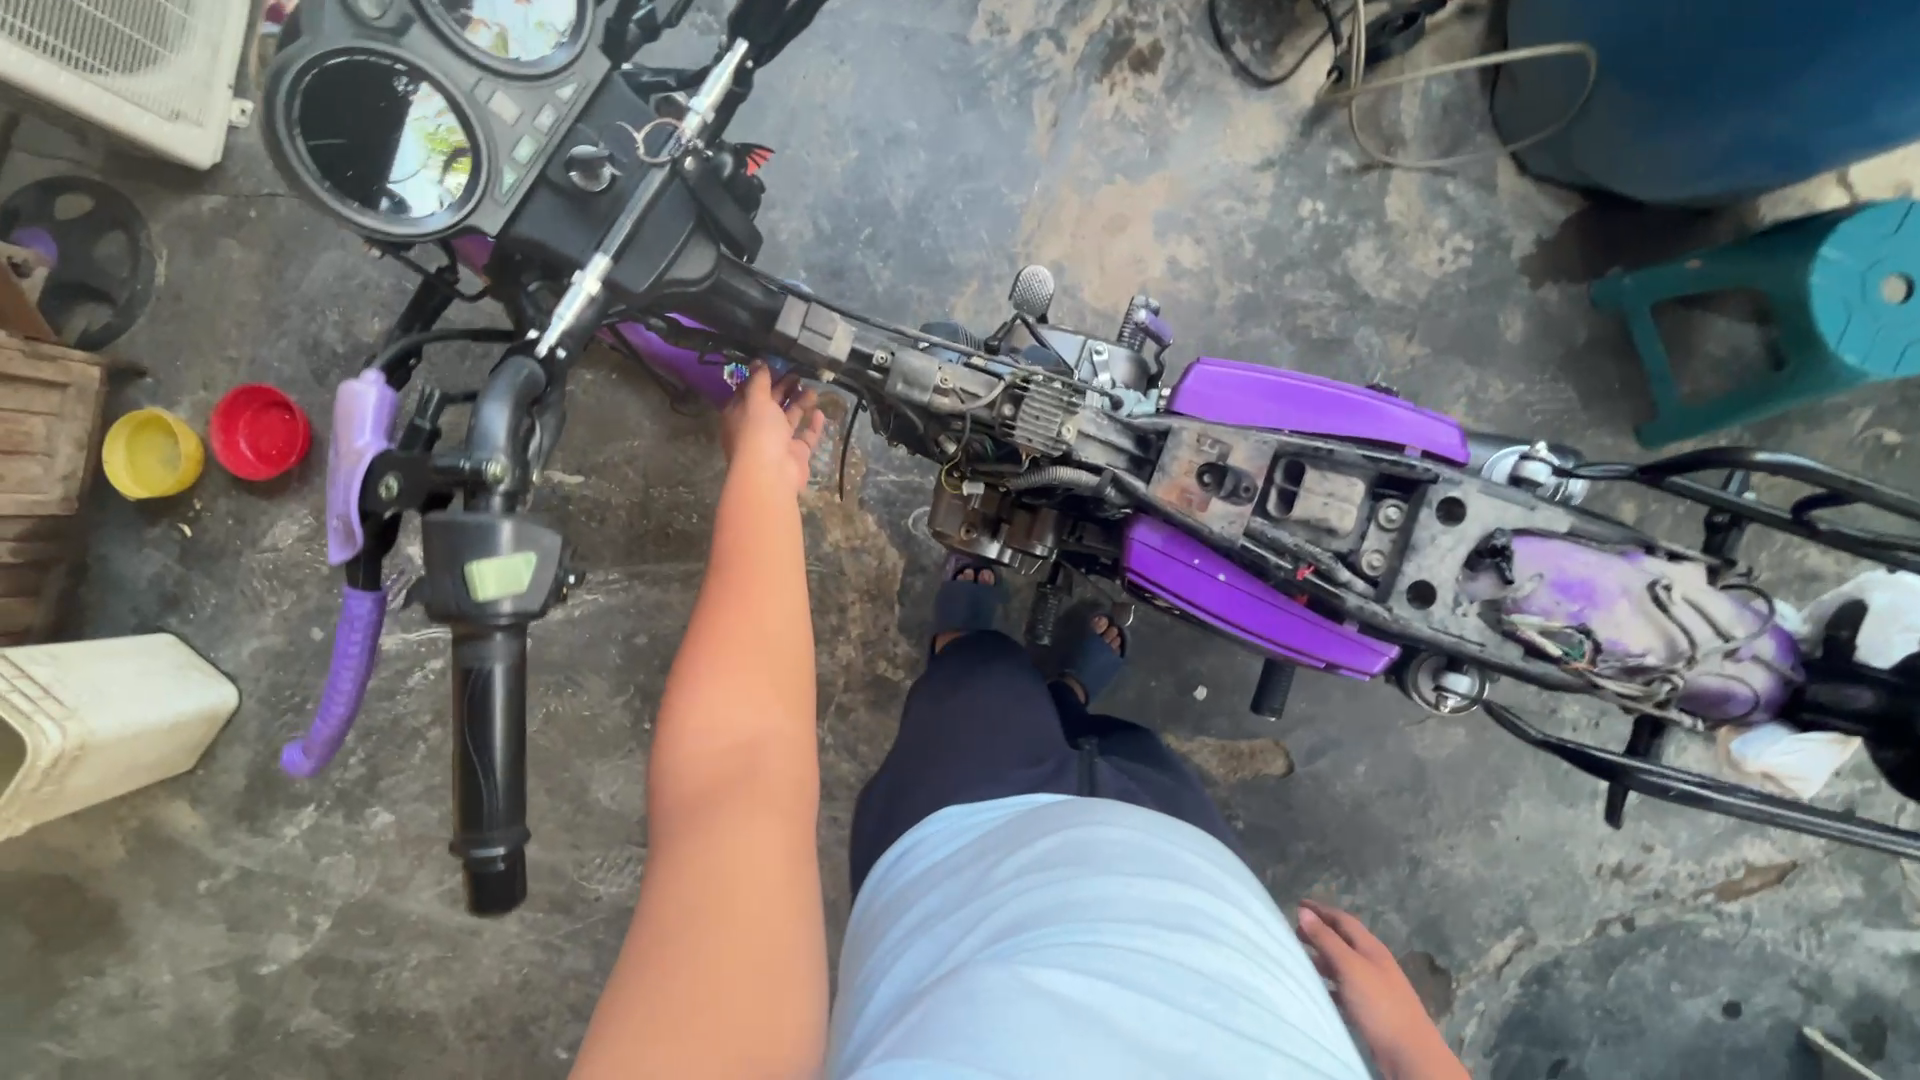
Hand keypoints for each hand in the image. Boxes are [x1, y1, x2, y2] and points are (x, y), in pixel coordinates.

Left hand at [721, 363, 825, 493]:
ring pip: (789, 418)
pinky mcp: (795, 453)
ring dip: (799, 403)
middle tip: (799, 373)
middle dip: (784, 388)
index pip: (748, 392)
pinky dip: (812, 425)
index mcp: (739, 414)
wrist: (771, 473)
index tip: (775, 363)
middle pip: (771, 404)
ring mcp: (776, 442)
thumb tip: (758, 362)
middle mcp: (756, 428)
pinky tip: (819, 412)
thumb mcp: (756, 399)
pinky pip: (805, 436)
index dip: (761, 378)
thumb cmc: (757, 432)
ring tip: (813, 390)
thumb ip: (759, 380)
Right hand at [1297, 900, 1468, 1079]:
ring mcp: (1373, 986)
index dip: (1320, 910)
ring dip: (1322, 958)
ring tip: (1301, 959)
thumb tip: (1303, 911)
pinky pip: (1344, 987)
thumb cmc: (1379, 1004)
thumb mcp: (1350, 967)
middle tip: (1294, 932)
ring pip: (1343, 964)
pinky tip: (1318, 989)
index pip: (1343, 920)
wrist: (1410, 1055)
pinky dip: (1329, 983)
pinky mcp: (1370, 1008)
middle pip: (1343, 940)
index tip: (1297, 904)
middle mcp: (1373, 963)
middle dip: (1320, 932)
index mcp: (1371, 948)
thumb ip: (1326, 940)